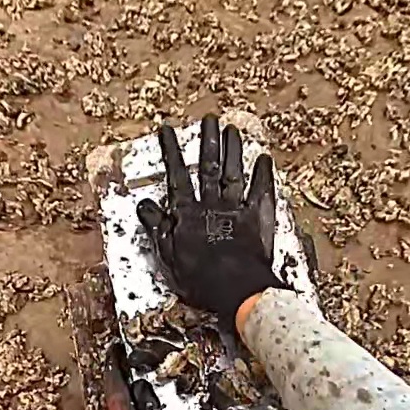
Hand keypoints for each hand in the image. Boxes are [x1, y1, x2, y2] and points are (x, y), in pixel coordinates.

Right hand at [135, 115, 286, 333]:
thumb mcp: (168, 257)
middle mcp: (212, 204)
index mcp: (188, 214)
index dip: (171, 152)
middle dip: (208, 142)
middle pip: (209, 167)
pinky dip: (263, 175)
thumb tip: (144, 204)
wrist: (238, 290)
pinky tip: (264, 159)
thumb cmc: (200, 279)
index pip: (177, 176)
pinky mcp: (258, 218)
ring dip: (233, 150)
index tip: (167, 131)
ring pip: (233, 173)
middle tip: (209, 119)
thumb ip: (157, 228)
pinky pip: (261, 192)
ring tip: (231, 130)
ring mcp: (236, 209)